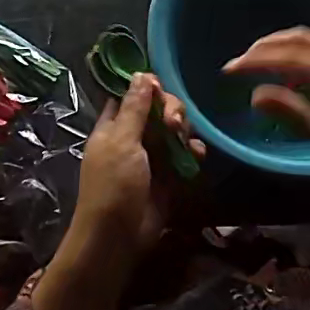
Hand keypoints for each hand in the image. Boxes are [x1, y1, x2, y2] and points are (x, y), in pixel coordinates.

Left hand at [70, 72, 203, 251]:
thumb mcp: (121, 141)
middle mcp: (133, 138)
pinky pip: (185, 156)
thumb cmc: (113, 184)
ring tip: (185, 142)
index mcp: (113, 127)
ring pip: (174, 132)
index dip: (147, 88)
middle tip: (174, 124)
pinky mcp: (169, 177)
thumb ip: (134, 108)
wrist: (118, 235)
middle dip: (171, 111)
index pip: (131, 96)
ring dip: (184, 132)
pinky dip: (193, 153)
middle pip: (158, 111)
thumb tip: (140, 74)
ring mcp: (152, 158)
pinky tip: (197, 156)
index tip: (161, 88)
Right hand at [224, 27, 309, 234]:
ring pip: (309, 41)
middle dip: (265, 46)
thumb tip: (254, 95)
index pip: (292, 57)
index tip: (231, 69)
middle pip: (300, 39)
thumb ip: (291, 112)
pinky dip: (292, 51)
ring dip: (278, 45)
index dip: (258, 60)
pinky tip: (280, 66)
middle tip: (238, 61)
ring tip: (252, 58)